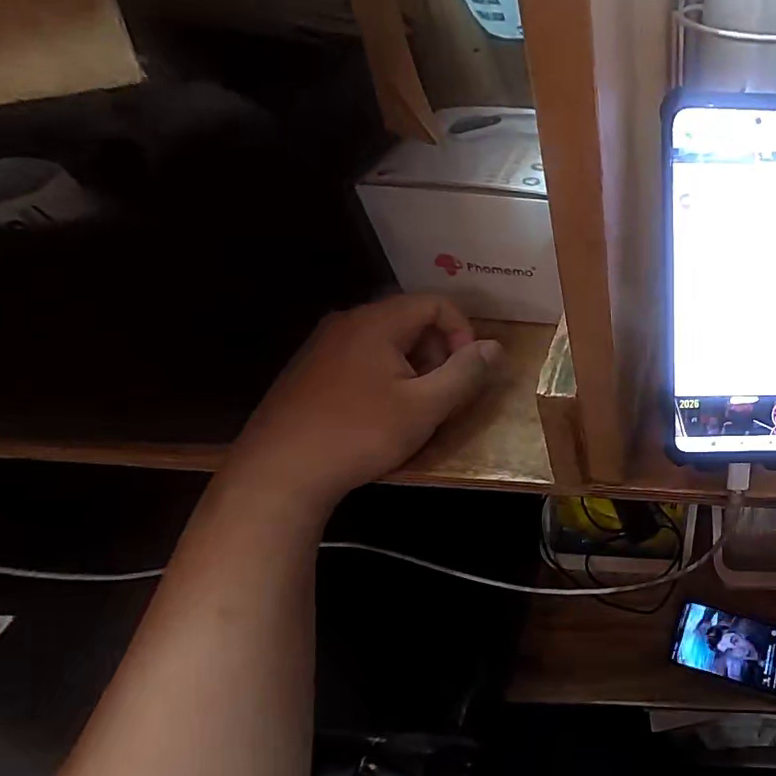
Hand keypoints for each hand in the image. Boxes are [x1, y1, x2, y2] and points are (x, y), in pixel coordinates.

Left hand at [222, 294, 500, 507]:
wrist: (280, 472)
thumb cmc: (361, 433)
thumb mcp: (427, 406)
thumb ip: (465, 372)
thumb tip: (496, 347)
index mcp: (375, 323)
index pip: (435, 303)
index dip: (462, 332)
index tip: (466, 371)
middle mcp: (347, 323)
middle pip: (412, 320)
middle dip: (440, 352)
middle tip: (443, 394)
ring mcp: (323, 346)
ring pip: (388, 341)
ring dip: (415, 367)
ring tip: (416, 408)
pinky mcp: (311, 371)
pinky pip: (364, 358)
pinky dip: (388, 376)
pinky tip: (382, 414)